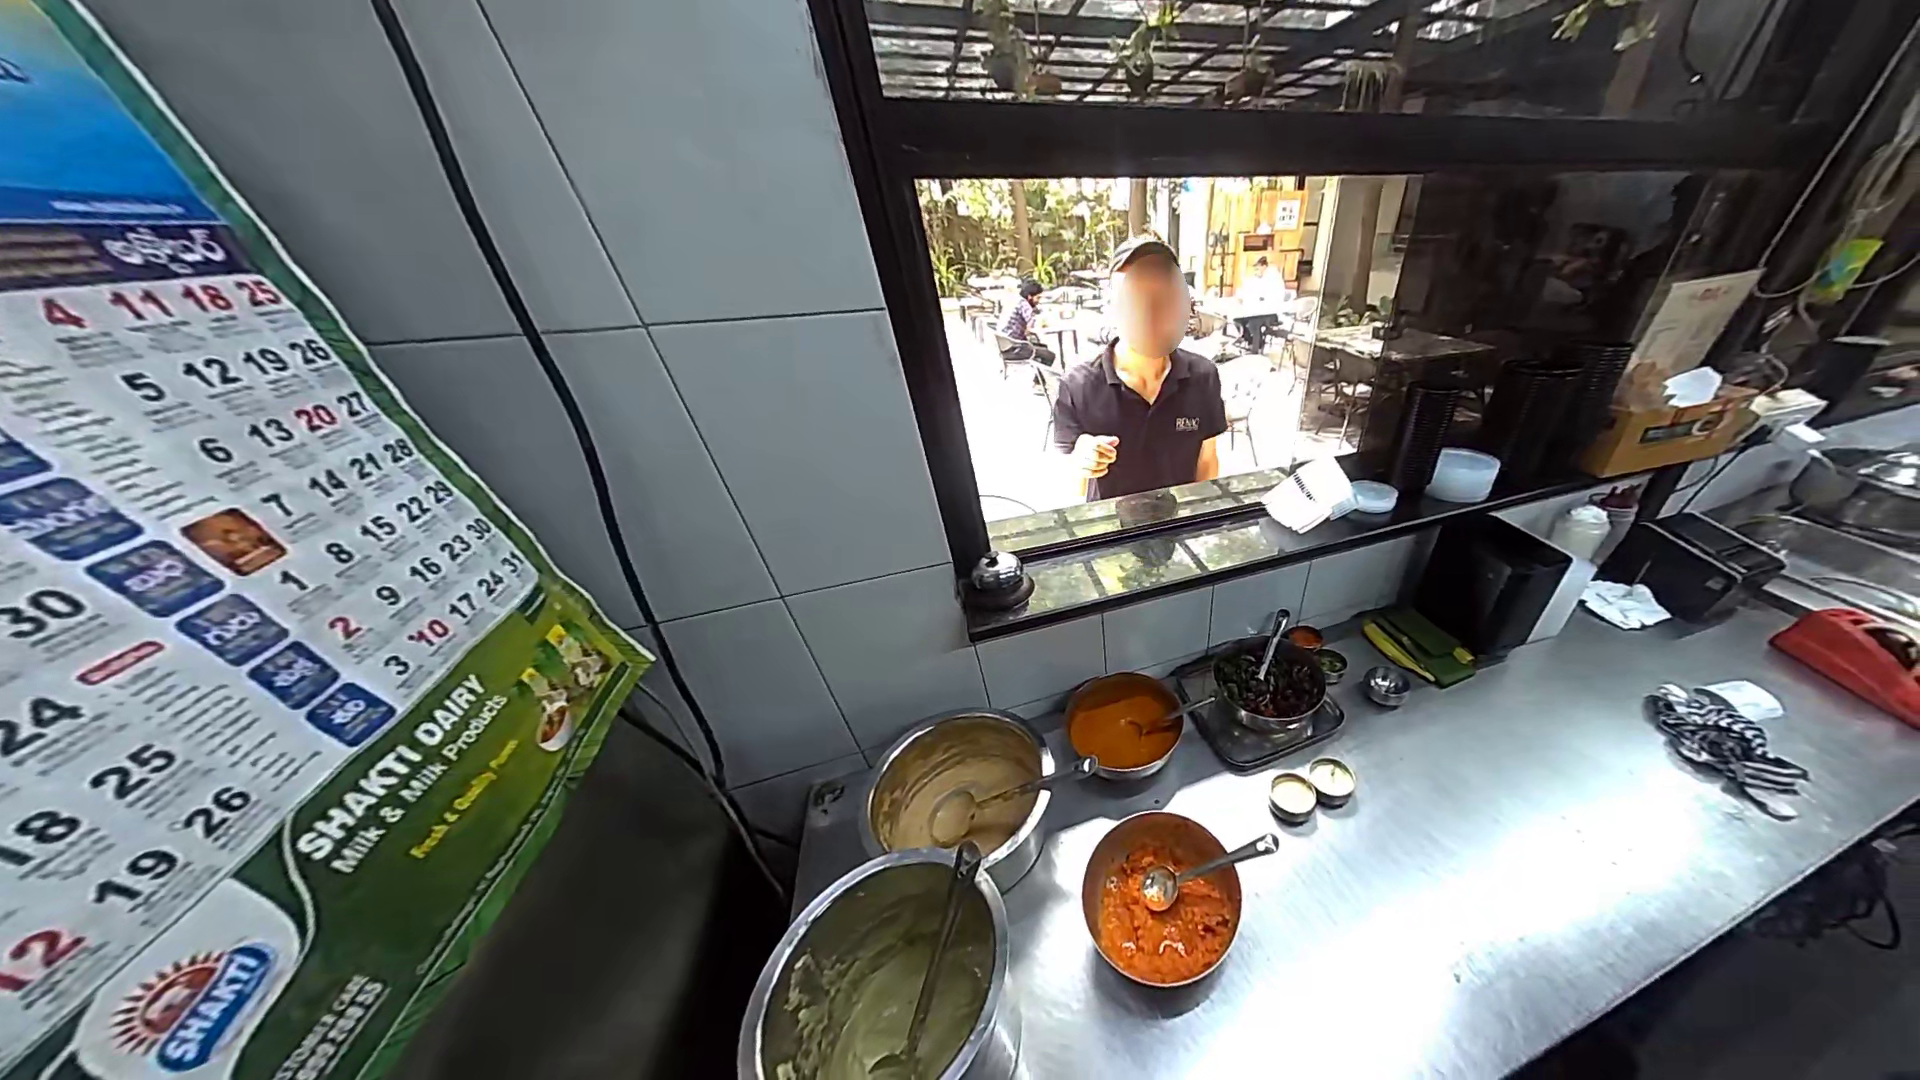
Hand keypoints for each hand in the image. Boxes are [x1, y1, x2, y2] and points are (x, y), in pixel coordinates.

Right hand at [1072, 434, 1118, 478]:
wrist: (1078, 461)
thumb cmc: (1092, 449)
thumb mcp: (1100, 442)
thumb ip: (1108, 441)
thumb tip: (1116, 440)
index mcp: (1084, 439)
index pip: (1096, 444)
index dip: (1108, 449)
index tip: (1114, 453)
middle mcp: (1078, 449)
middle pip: (1095, 455)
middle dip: (1107, 458)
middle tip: (1113, 459)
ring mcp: (1077, 461)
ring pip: (1094, 465)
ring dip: (1104, 465)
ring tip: (1106, 463)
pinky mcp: (1078, 471)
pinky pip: (1091, 473)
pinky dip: (1100, 472)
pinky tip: (1105, 470)